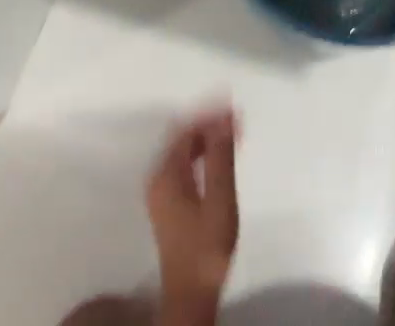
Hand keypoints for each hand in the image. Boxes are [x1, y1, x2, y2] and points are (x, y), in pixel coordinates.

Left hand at [146, 108, 239, 320]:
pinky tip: (219, 156)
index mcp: (166, 173)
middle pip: (181, 138)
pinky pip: (184, 164)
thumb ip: (221, 157)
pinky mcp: (169, 202)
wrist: (191, 290)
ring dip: (206, 137)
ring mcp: (161, 190)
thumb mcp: (220, 198)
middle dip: (208, 122)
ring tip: (233, 131)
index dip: (208, 113)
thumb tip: (224, 118)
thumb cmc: (207, 245)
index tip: (232, 105)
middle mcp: (157, 177)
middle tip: (236, 116)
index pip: (185, 129)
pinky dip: (202, 154)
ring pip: (182, 151)